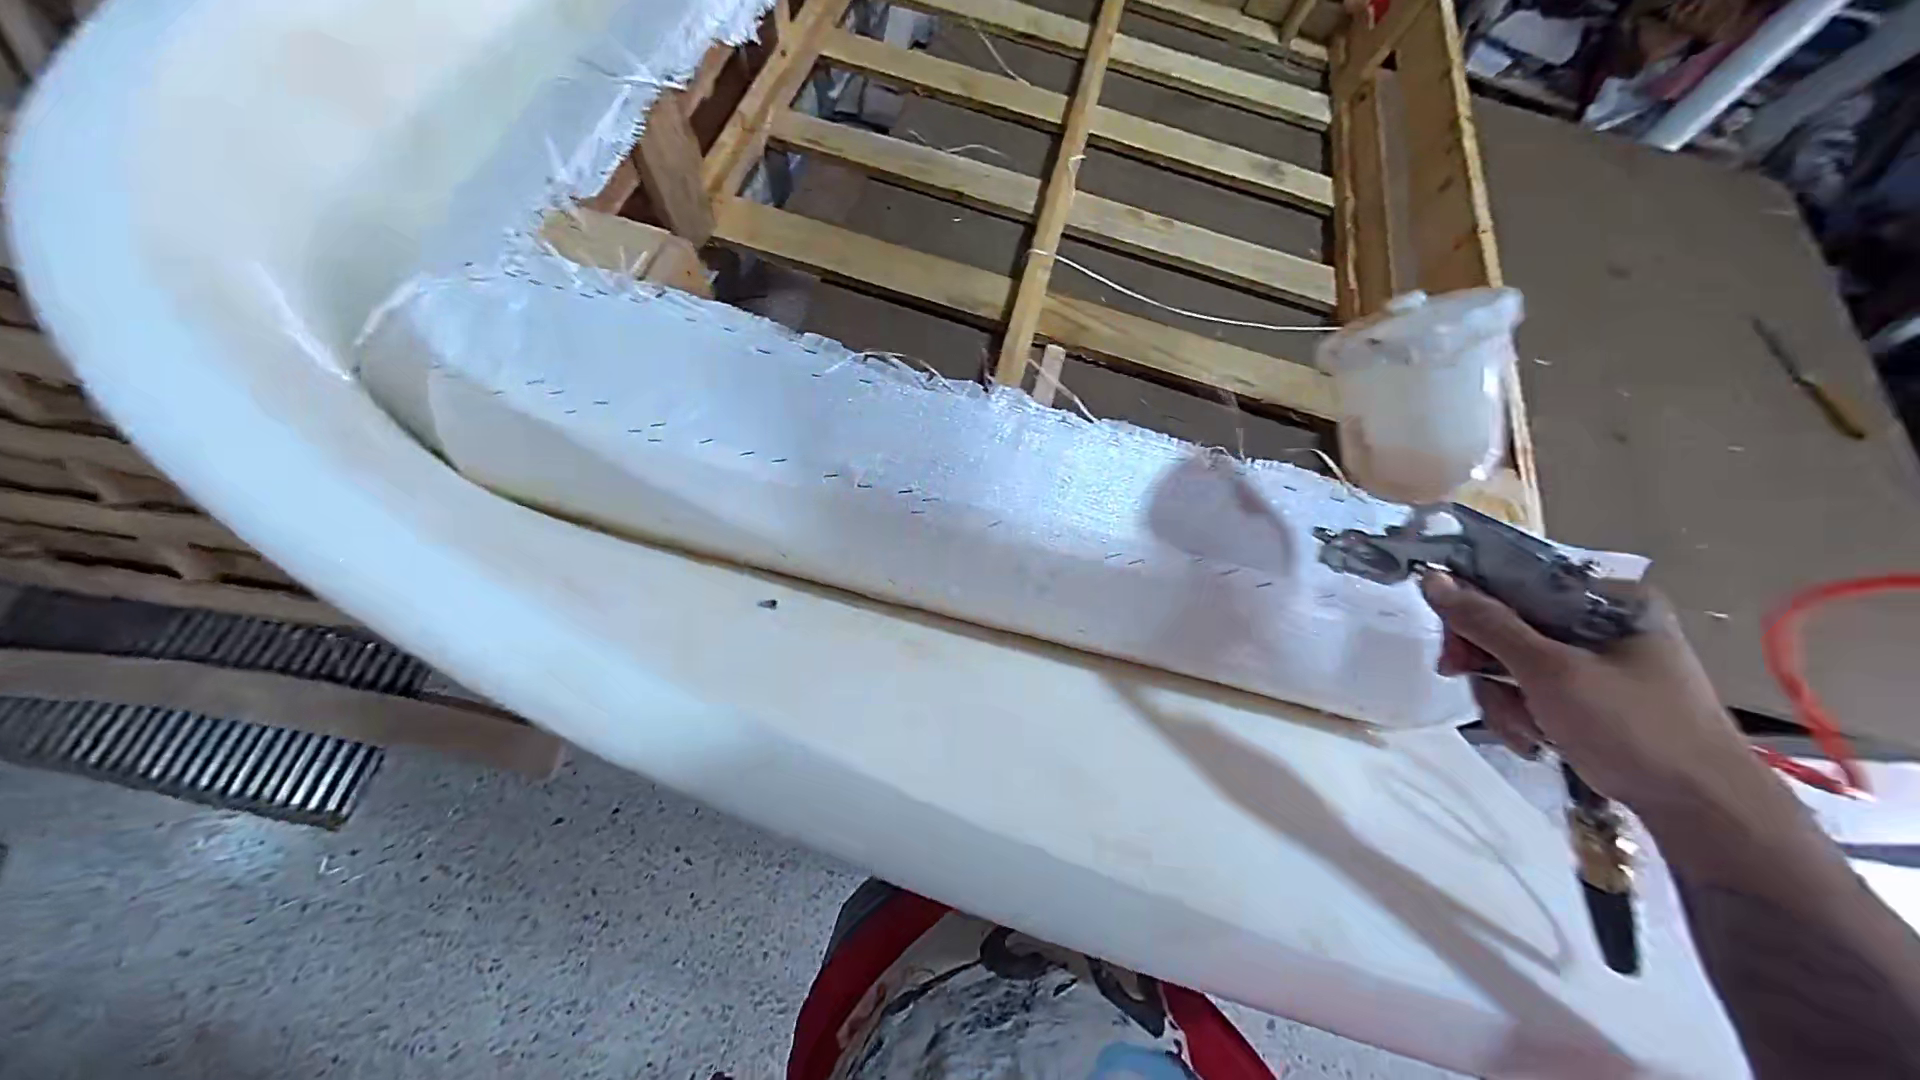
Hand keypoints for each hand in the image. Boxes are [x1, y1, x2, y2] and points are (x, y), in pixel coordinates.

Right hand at [1420, 571, 1760, 809]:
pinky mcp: (1590, 695)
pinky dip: (1520, 712)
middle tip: (1464, 680)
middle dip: (1484, 662)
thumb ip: (1487, 623)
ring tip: (1521, 727)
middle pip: (1506, 624)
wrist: (1703, 810)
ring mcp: (1596, 661)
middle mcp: (1601, 622)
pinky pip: (1529, 688)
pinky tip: (1533, 736)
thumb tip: (1432, 578)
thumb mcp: (1549, 670)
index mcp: (1608, 600)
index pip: (1513, 582)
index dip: (1470, 608)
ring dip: (1501, 696)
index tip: (1452, 646)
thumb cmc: (1632, 727)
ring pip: (1510, 661)